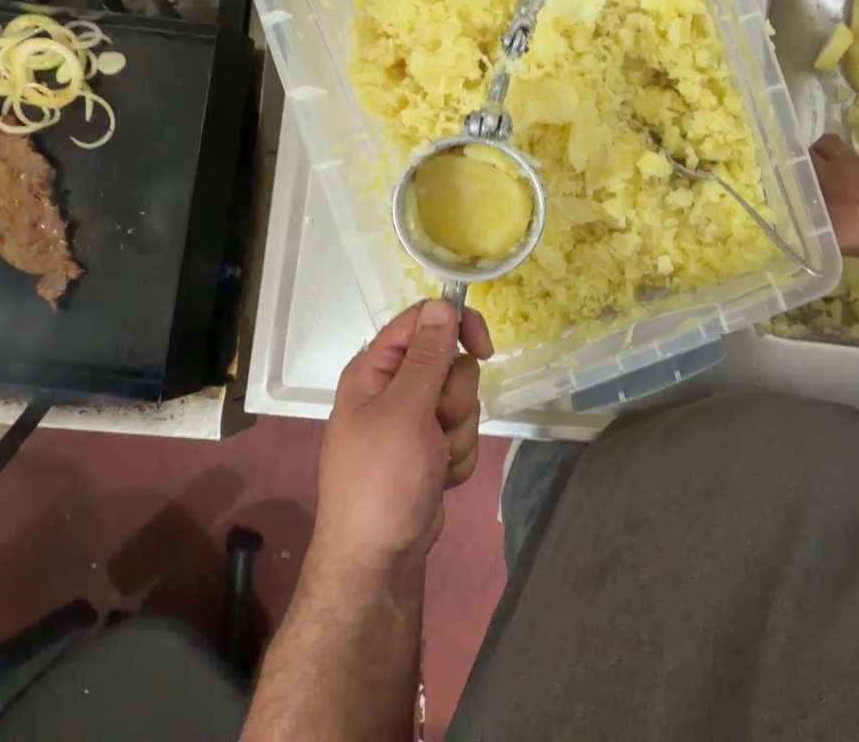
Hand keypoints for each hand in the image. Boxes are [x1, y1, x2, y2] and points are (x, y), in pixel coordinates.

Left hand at [309, 299, 493, 572]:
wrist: (381, 554)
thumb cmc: (382, 480)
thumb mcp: (405, 411)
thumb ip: (427, 356)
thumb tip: (441, 303)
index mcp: (375, 371)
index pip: (423, 322)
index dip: (456, 327)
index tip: (483, 348)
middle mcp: (394, 389)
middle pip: (452, 364)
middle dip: (456, 398)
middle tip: (435, 424)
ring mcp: (414, 421)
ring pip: (464, 400)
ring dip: (458, 432)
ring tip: (434, 459)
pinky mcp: (431, 447)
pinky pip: (464, 433)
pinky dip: (458, 455)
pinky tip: (438, 476)